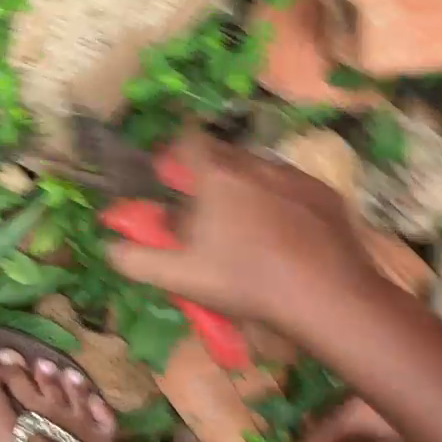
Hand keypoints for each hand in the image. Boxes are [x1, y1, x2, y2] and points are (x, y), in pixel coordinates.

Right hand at [106, 132, 383, 335]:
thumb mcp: (178, 277)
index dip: (173, 153)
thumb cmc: (247, 281)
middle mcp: (255, 165)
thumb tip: (108, 246)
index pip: (187, 140)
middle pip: (221, 153)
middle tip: (201, 209)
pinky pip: (291, 187)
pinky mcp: (327, 196)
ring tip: (244, 224)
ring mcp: (296, 178)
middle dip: (206, 172)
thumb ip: (133, 259)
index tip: (169, 177)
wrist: (333, 301)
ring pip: (257, 169)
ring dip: (244, 186)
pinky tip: (282, 234)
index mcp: (216, 176)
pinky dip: (279, 200)